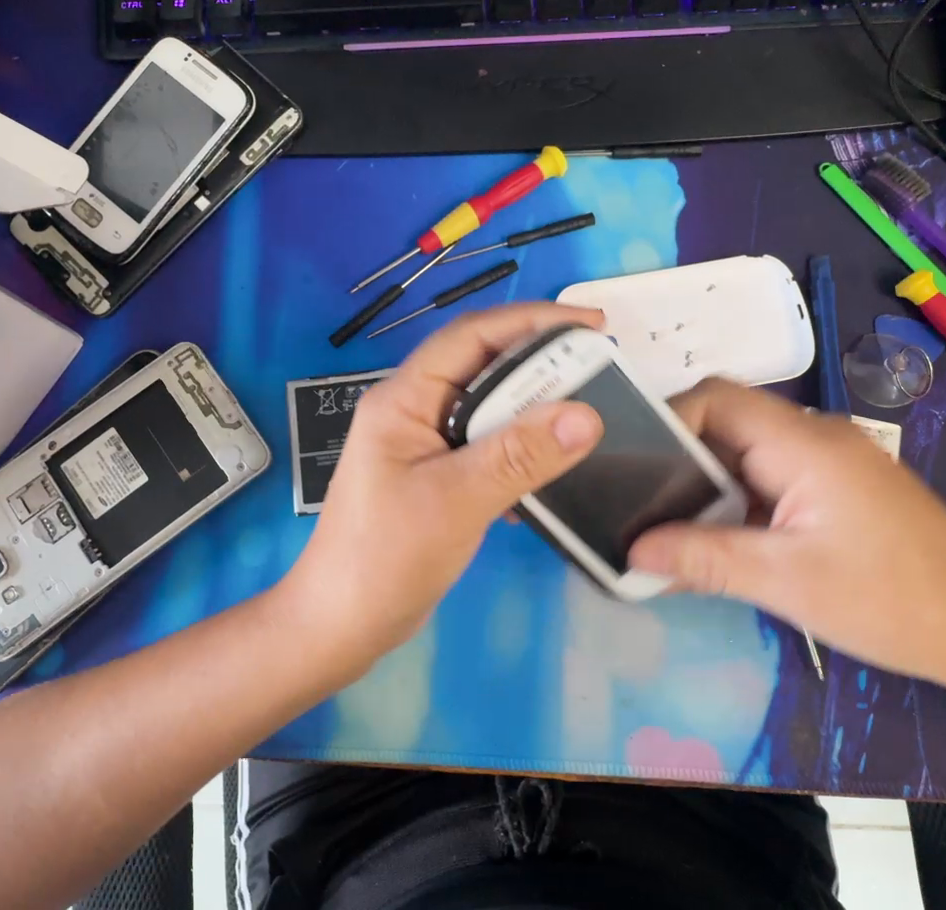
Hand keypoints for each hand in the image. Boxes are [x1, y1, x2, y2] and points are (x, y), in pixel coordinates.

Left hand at [279, 303, 605, 666]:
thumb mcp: (456, 500)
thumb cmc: (386, 556)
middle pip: (484, 368)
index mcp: (404, 398)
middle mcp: (413, 411)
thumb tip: (586, 415)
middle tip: (602, 368)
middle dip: (541, 363)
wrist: (343, 624)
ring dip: (535, 409)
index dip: (532, 321)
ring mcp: (424, 446)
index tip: (592, 325)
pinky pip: (487, 447)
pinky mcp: (438, 479)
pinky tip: (552, 470)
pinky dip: (522, 451)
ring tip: (587, 414)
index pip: (471, 336)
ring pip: (489, 410)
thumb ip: (519, 455)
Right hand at [628, 378, 945, 683]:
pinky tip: (707, 536)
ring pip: (742, 451)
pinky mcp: (833, 488)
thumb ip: (702, 558)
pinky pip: (765, 476)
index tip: (626, 464)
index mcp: (803, 443)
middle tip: (630, 497)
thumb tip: (631, 549)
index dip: (664, 419)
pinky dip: (730, 500)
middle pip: (724, 421)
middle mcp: (814, 437)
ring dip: (701, 482)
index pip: (714, 398)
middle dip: (673, 455)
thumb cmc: (891, 601)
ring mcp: (827, 462)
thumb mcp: (785, 582)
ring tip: (658, 520)